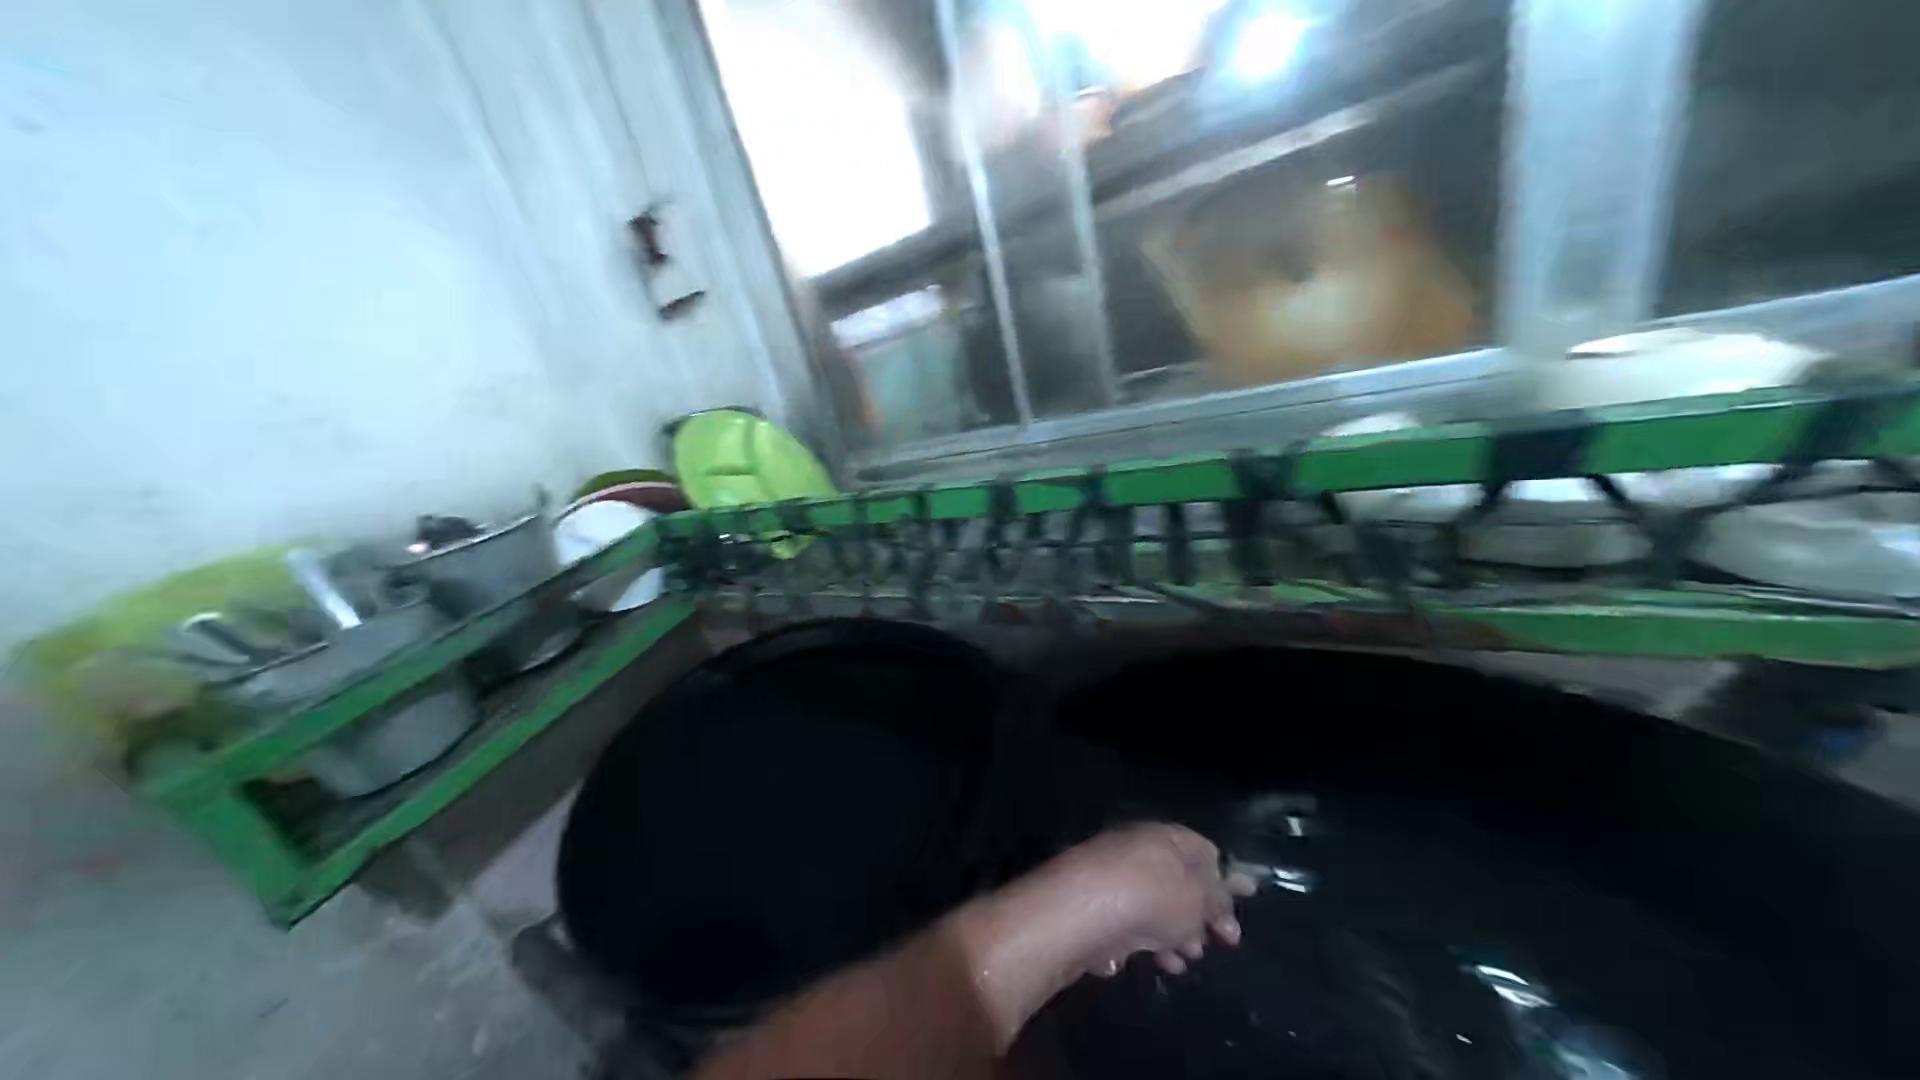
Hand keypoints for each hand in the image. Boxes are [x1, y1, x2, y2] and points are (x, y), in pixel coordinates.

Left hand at [944, 823, 1256, 1047]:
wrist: (1081, 910)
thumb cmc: (1151, 898)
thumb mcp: (1199, 900)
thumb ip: (1217, 898)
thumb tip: (1229, 893)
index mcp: (1164, 836)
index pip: (1201, 848)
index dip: (1222, 879)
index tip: (1237, 910)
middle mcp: (1135, 849)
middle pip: (1175, 882)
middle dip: (1196, 917)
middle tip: (1211, 946)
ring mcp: (1109, 876)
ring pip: (1149, 907)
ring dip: (1169, 937)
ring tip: (1177, 962)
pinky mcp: (1088, 905)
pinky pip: (1121, 924)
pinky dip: (1133, 943)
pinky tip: (1134, 961)